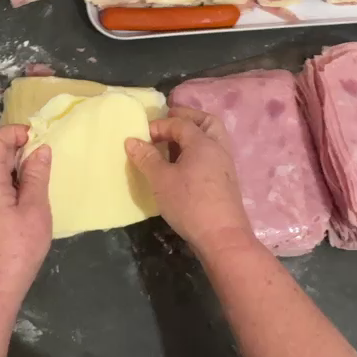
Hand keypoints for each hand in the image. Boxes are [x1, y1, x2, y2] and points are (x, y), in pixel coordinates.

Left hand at [0, 125, 52, 300]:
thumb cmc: (17, 250)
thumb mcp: (34, 211)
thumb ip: (37, 177)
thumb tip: (40, 149)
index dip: (13, 133)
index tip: (37, 141)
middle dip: (20, 149)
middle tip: (46, 162)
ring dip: (19, 168)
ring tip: (42, 182)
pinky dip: (15, 184)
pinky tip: (31, 200)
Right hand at [125, 106, 256, 256]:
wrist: (222, 237)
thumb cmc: (189, 203)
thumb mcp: (161, 180)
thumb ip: (147, 158)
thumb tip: (131, 140)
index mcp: (203, 142)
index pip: (180, 122)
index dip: (159, 125)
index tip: (142, 136)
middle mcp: (218, 148)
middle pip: (206, 122)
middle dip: (187, 118)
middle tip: (168, 122)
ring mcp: (224, 165)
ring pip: (212, 138)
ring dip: (193, 135)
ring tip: (172, 144)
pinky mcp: (225, 181)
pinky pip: (211, 154)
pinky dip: (197, 151)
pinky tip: (183, 165)